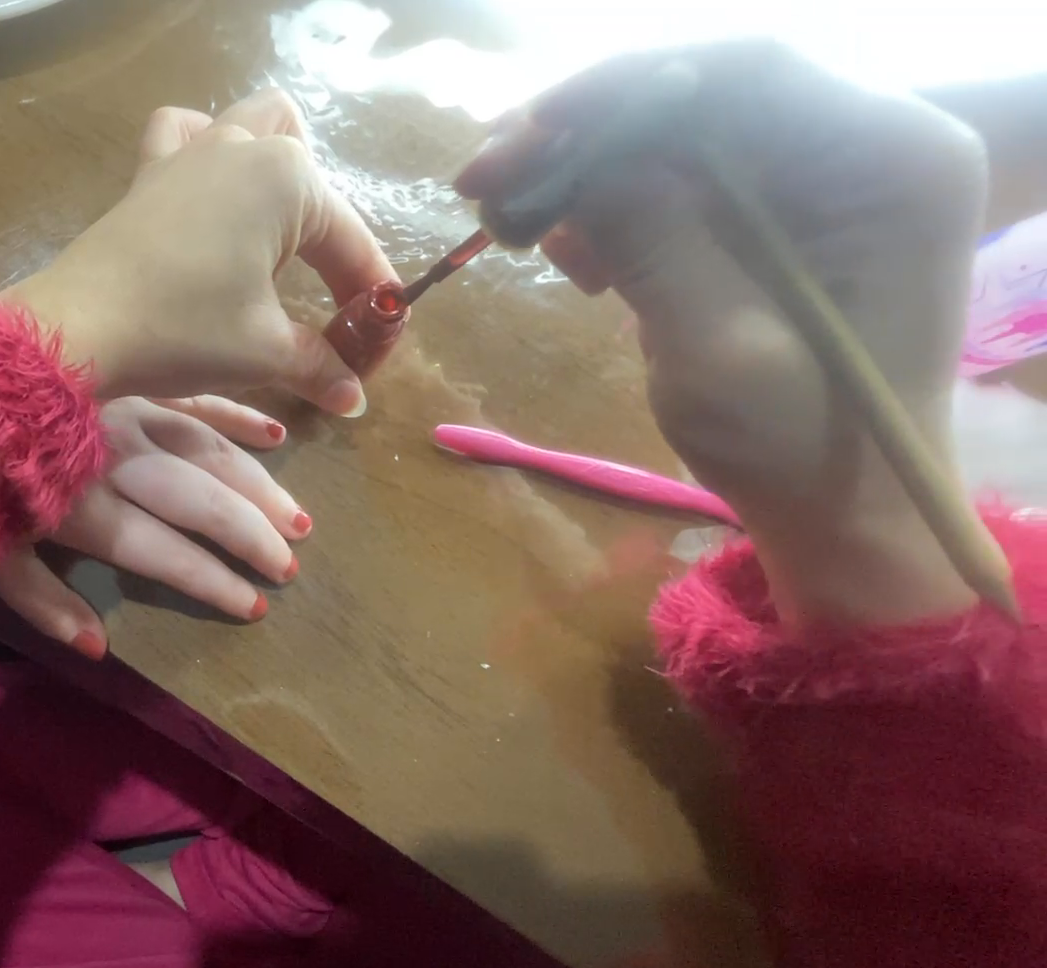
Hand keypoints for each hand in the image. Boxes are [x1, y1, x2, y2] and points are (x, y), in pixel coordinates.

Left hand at [0, 395, 308, 657]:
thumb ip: (42, 603)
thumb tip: (99, 648)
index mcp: (81, 506)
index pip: (161, 551)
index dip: (210, 580)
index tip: (254, 605)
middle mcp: (115, 456)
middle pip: (198, 500)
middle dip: (250, 535)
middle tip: (292, 564)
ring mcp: (126, 409)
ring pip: (207, 450)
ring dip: (256, 485)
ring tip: (298, 518)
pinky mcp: (129, 376)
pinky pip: (192, 395)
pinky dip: (235, 415)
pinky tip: (275, 434)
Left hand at [3, 89, 395, 416]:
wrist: (79, 329)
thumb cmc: (182, 331)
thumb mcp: (262, 352)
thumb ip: (319, 367)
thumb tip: (354, 398)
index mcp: (287, 181)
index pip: (350, 244)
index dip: (368, 300)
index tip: (373, 351)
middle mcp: (243, 148)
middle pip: (311, 175)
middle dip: (327, 233)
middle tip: (319, 296)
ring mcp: (189, 152)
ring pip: (252, 128)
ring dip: (276, 168)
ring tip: (273, 230)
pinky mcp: (147, 173)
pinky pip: (183, 134)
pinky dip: (201, 147)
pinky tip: (203, 185)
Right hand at [459, 43, 988, 622]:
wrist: (832, 496)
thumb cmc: (791, 437)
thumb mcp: (715, 346)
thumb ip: (655, 243)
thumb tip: (571, 167)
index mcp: (879, 165)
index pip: (742, 76)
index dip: (620, 87)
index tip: (521, 130)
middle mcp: (847, 154)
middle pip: (694, 103)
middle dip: (580, 135)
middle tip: (482, 178)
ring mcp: (800, 190)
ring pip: (666, 147)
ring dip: (580, 177)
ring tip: (512, 225)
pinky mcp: (755, 226)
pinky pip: (665, 193)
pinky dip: (602, 215)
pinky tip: (572, 259)